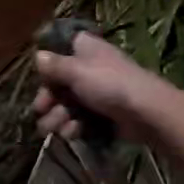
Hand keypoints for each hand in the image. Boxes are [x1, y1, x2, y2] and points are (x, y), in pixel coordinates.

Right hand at [31, 33, 173, 142]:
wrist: (145, 111)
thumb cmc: (109, 84)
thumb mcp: (76, 71)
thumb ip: (54, 66)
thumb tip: (37, 56)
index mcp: (85, 49)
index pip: (59, 53)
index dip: (47, 68)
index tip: (39, 81)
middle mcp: (90, 68)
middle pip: (60, 83)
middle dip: (48, 100)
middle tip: (40, 113)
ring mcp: (98, 92)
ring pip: (69, 104)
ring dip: (58, 117)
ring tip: (54, 129)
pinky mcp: (103, 114)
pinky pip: (81, 119)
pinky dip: (74, 126)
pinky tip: (72, 133)